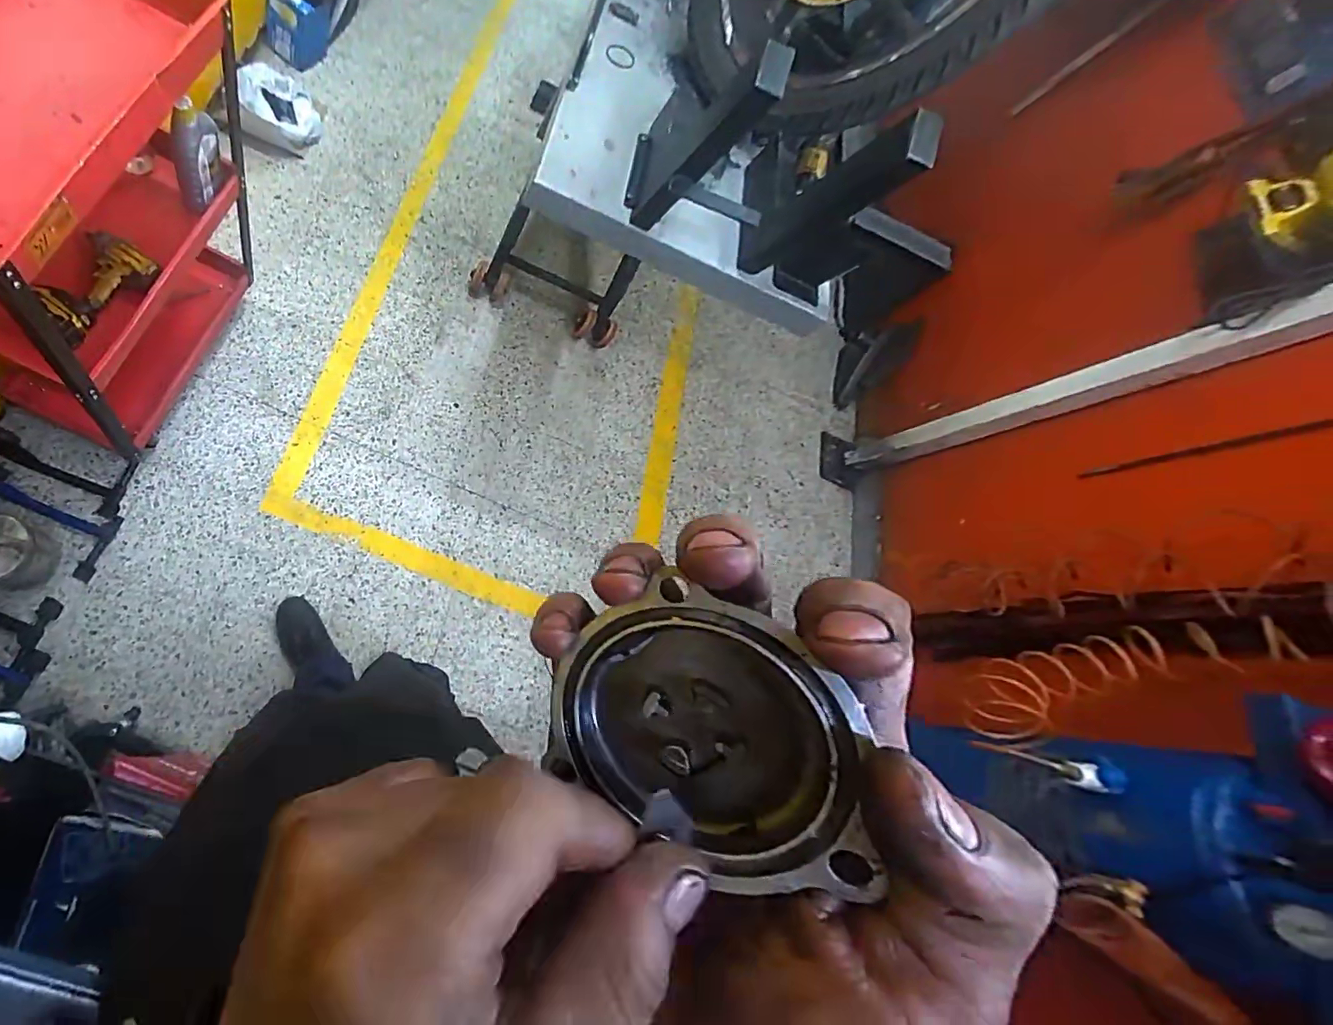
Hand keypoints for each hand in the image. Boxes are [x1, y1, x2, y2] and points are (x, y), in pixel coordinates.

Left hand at [222, 756, 711, 1024]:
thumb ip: (612, 969)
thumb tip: (677, 869)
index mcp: (393, 932)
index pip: (519, 799)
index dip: (591, 824)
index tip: (625, 872)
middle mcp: (338, 852)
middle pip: (485, 786)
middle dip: (541, 837)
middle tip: (557, 914)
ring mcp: (307, 828)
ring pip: (446, 780)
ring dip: (486, 831)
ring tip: (485, 915)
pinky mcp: (296, 824)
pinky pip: (398, 789)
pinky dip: (436, 826)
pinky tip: (430, 895)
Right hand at [530, 515, 1057, 1024]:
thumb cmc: (842, 1018)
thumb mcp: (946, 969)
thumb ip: (976, 885)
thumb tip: (902, 772)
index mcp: (839, 742)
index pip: (854, 639)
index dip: (847, 611)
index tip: (825, 636)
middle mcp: (750, 711)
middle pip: (739, 595)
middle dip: (721, 553)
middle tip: (708, 561)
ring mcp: (666, 718)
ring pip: (651, 611)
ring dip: (632, 575)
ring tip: (613, 586)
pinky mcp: (599, 743)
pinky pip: (579, 669)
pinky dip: (564, 634)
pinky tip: (556, 641)